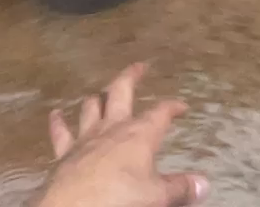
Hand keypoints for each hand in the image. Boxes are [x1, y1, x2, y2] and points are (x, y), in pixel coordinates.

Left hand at [35, 63, 208, 206]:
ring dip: (97, 98)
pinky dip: (58, 123)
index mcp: (139, 134)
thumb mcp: (157, 196)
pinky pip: (60, 132)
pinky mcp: (66, 151)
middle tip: (140, 66)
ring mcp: (87, 136)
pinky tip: (55, 115)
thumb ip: (180, 188)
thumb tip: (204, 183)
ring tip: (100, 92)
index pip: (160, 113)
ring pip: (92, 107)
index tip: (181, 105)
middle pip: (122, 91)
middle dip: (131, 76)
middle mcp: (113, 127)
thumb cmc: (121, 198)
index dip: (172, 107)